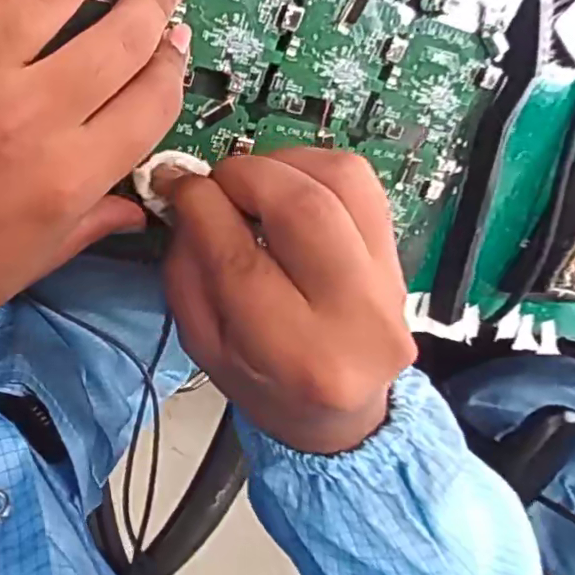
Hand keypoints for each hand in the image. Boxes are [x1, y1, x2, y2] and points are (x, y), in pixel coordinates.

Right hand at [158, 148, 416, 453]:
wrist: (339, 410)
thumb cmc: (256, 380)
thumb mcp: (198, 337)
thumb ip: (187, 263)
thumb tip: (186, 193)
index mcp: (289, 353)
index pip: (238, 254)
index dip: (196, 203)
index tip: (173, 184)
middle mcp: (353, 318)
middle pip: (302, 206)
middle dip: (242, 174)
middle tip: (214, 181)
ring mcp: (389, 285)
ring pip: (342, 179)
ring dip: (280, 164)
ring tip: (249, 182)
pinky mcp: (402, 259)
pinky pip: (363, 184)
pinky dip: (312, 168)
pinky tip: (283, 185)